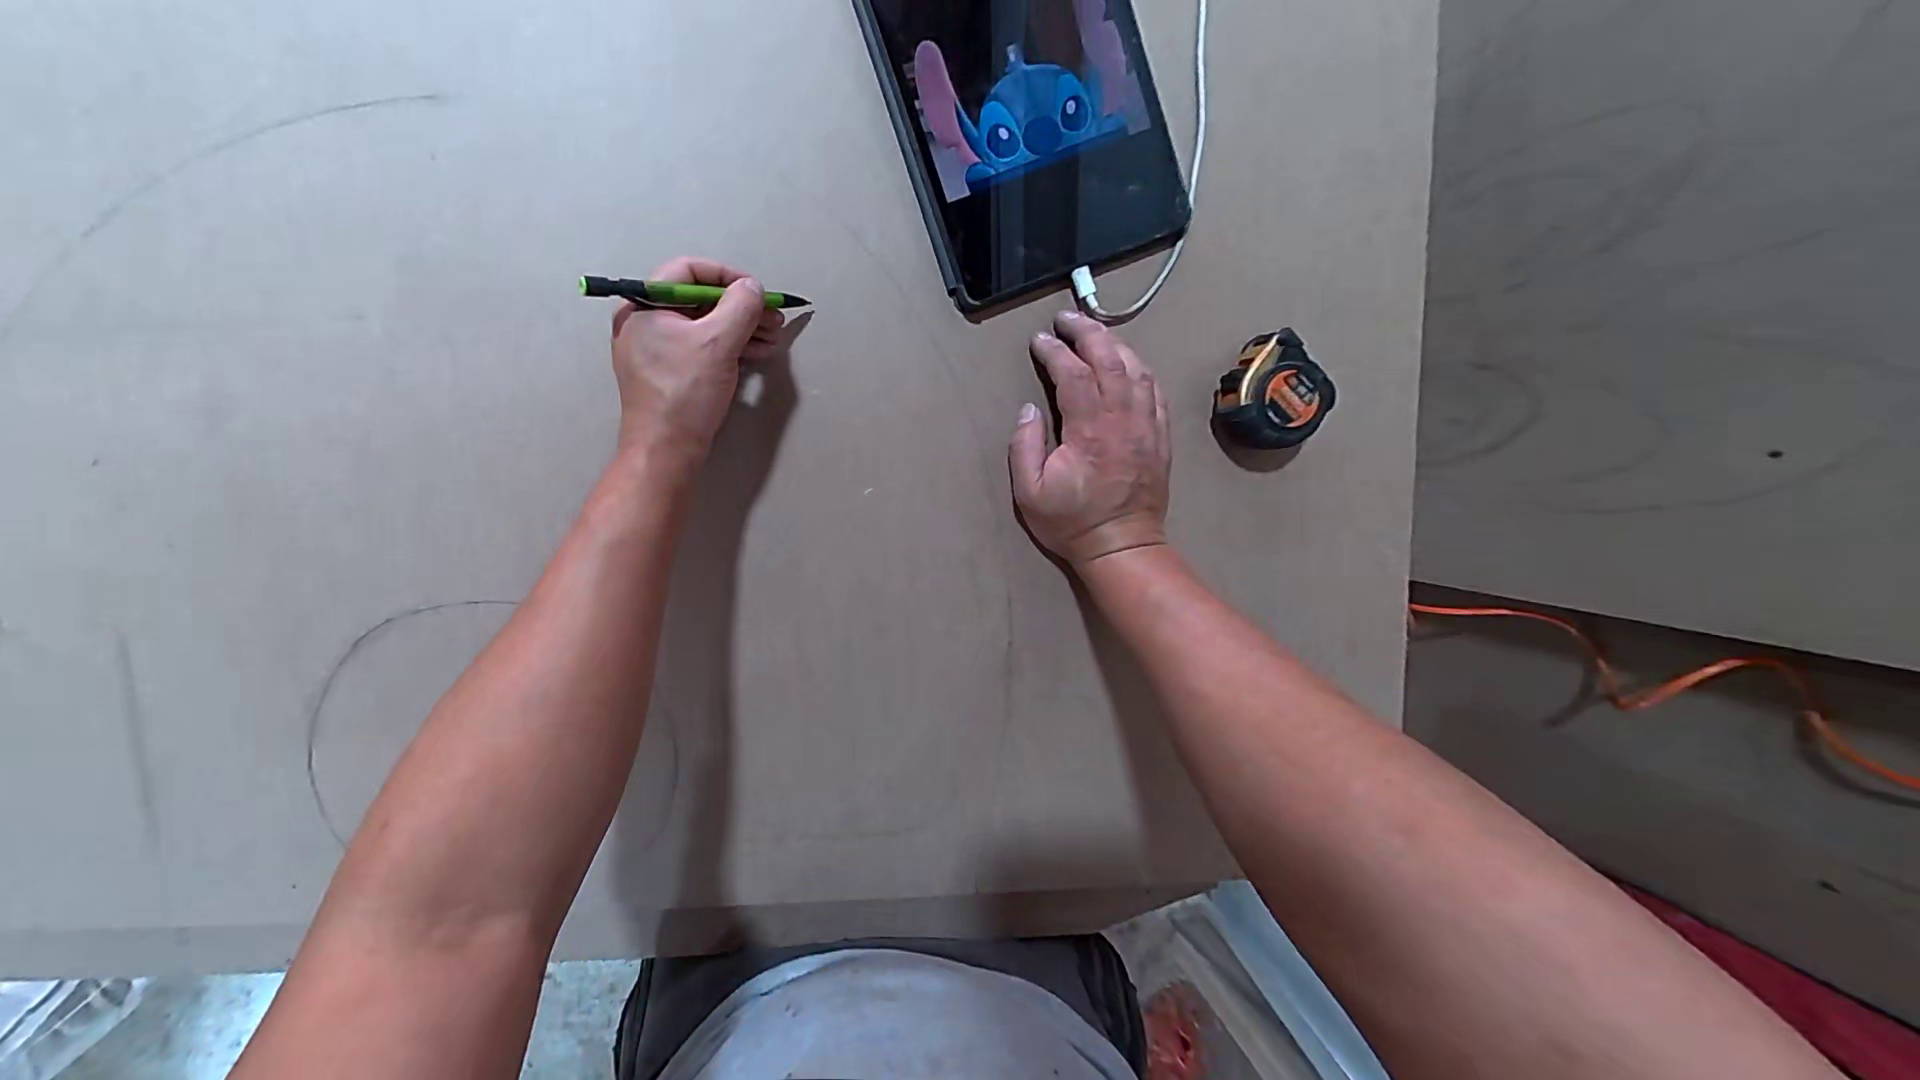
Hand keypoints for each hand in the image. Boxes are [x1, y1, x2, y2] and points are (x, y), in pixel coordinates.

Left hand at [610, 257, 786, 459]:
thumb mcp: (718, 343)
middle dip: (741, 307)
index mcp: (645, 305)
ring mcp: (656, 348)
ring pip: (704, 325)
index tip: (756, 292)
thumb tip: (752, 287)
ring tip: (771, 339)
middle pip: (700, 299)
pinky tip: (755, 353)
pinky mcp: (669, 372)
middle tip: (772, 318)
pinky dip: (729, 347)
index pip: (688, 270)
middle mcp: (646, 321)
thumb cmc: (685, 393)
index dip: (727, 277)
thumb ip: (740, 307)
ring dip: (742, 328)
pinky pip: (701, 347)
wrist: (666, 448)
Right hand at [1009, 311, 1171, 567]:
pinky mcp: (1160, 436)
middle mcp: (1123, 420)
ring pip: (1137, 369)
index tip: (1039, 340)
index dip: (1055, 352)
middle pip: (1110, 359)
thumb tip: (1029, 409)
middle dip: (1086, 332)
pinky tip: (1128, 362)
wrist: (1122, 546)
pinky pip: (1155, 391)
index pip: (1073, 375)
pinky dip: (1140, 368)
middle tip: (1066, 319)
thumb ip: (1025, 446)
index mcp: (1090, 431)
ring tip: (1094, 333)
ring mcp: (1147, 426)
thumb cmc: (1072, 523)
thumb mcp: (1030, 493)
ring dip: (1114, 344)